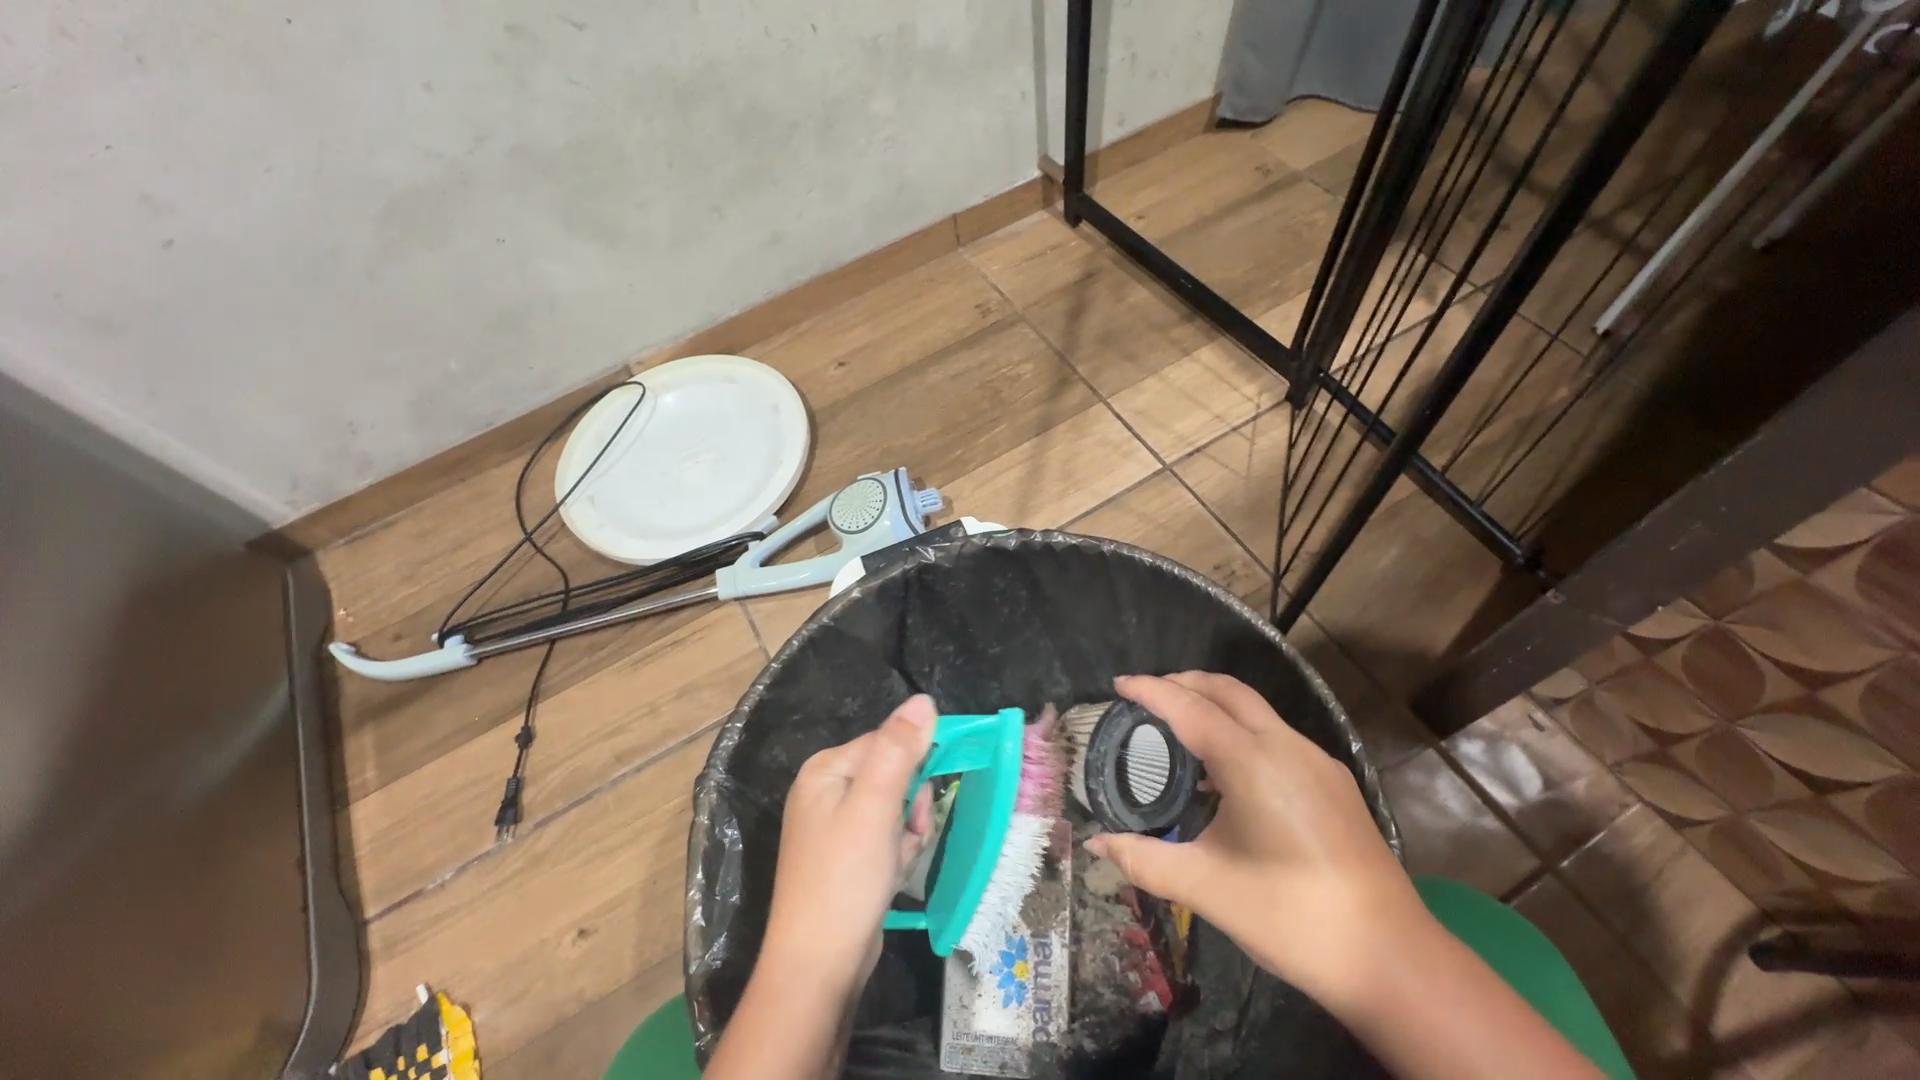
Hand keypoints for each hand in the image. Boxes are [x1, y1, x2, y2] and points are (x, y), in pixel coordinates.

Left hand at [760, 694, 936, 997]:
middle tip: (908, 833)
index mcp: (827, 769)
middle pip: (895, 773)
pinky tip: (893, 874)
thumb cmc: (845, 877)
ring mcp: (837, 826)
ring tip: (898, 859)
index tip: (922, 800)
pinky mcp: (849, 856)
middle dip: (913, 803)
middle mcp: (827, 790)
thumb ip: (899, 750)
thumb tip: (924, 700)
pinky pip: (889, 836)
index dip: (915, 766)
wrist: (820, 962)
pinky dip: (900, 851)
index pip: (887, 741)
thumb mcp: (876, 806)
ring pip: (899, 807)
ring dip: (910, 830)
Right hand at [1085, 673, 1428, 1013]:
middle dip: (1185, 683)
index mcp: (1252, 763)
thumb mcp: (1205, 888)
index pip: (1190, 709)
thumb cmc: (1289, 917)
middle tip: (1147, 695)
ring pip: (1258, 711)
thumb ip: (1145, 860)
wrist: (1389, 956)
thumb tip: (1097, 845)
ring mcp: (1318, 763)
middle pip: (1229, 691)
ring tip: (1179, 729)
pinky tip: (1226, 774)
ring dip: (1216, 705)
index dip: (1151, 691)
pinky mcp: (1335, 785)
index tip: (1120, 684)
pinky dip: (1242, 731)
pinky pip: (1278, 737)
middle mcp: (1287, 748)